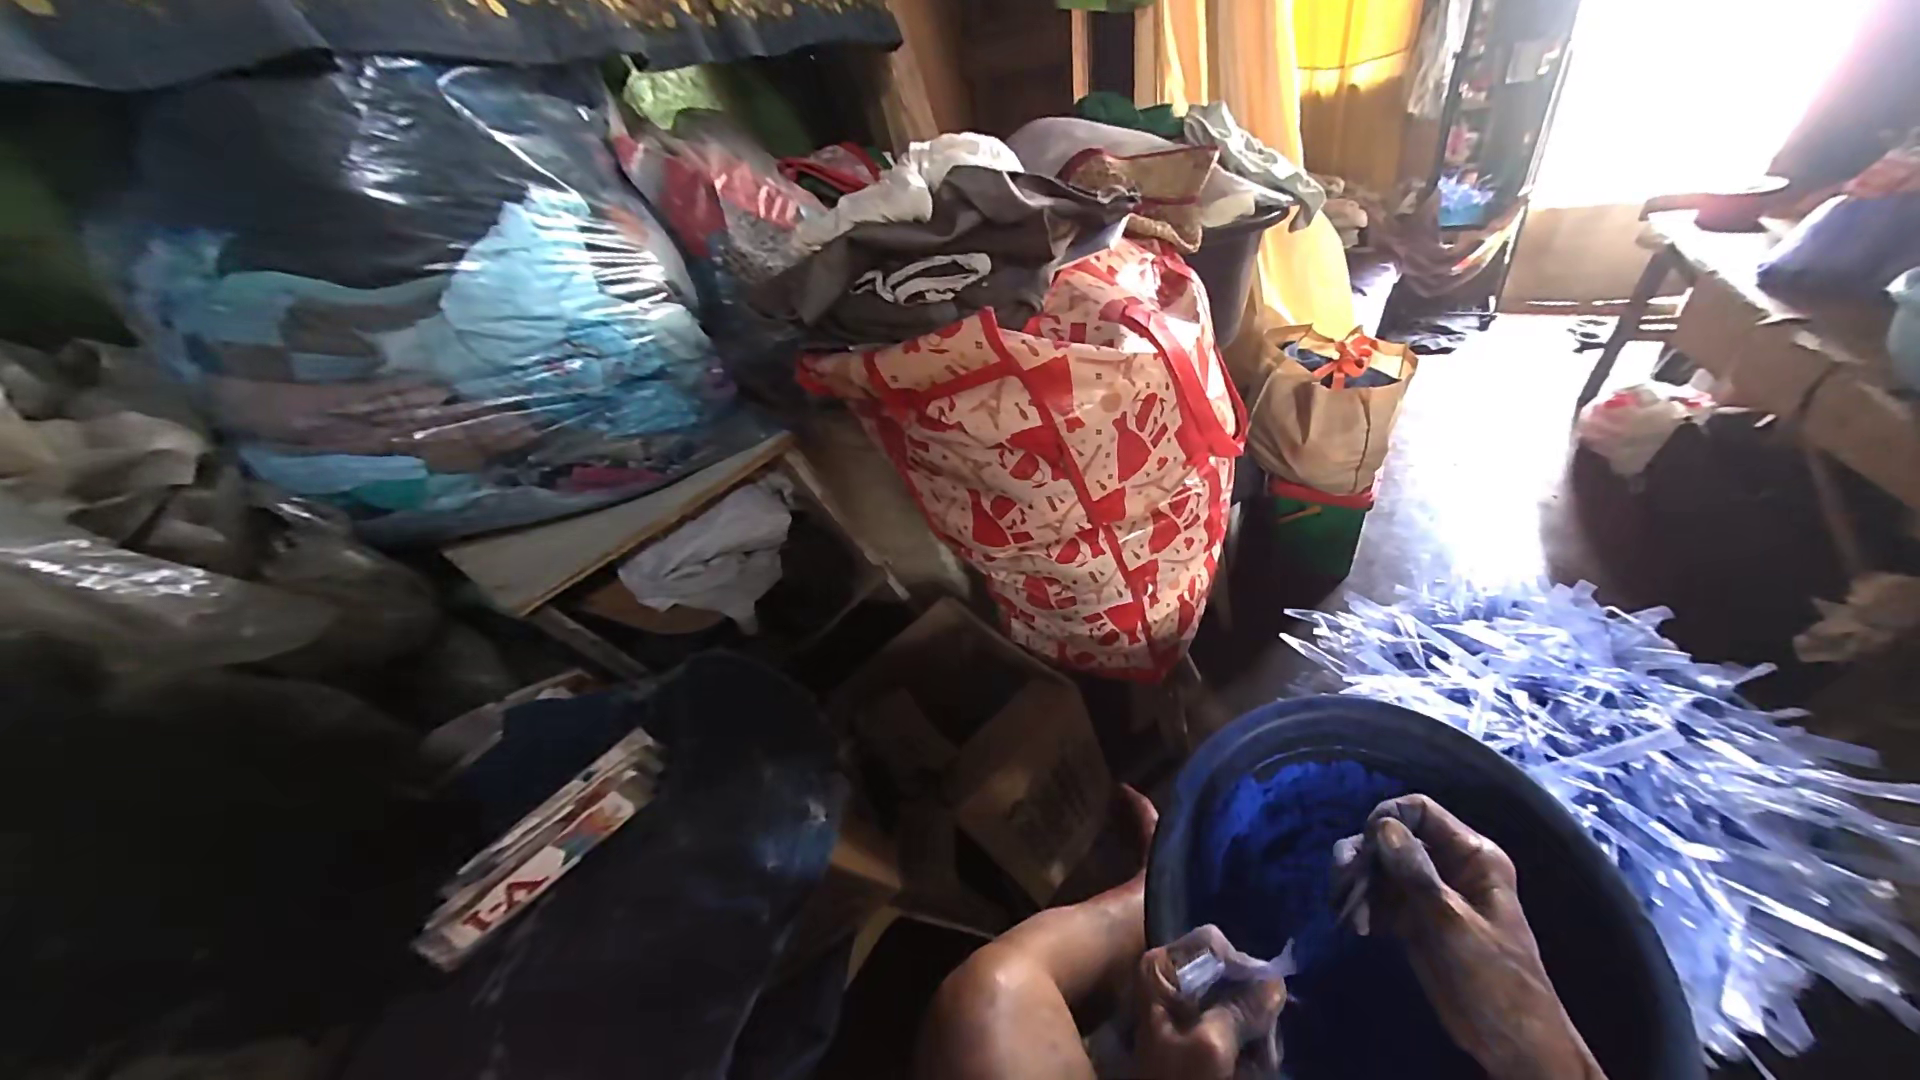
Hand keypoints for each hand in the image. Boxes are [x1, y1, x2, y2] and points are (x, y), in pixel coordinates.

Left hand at [1134, 925, 1285, 1079]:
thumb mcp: (1212, 1047)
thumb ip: (1241, 1011)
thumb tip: (1275, 981)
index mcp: (1162, 968)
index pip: (1212, 943)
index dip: (1243, 968)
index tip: (1266, 1004)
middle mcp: (1172, 976)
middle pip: (1229, 973)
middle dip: (1253, 1010)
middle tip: (1263, 1048)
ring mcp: (1184, 1002)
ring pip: (1238, 1002)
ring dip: (1256, 1034)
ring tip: (1257, 1066)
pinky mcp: (1199, 1028)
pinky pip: (1235, 1025)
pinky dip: (1248, 1047)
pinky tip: (1250, 1070)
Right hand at [1332, 795, 1604, 1079]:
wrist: (1511, 1046)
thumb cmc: (1496, 981)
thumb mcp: (1454, 924)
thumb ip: (1416, 873)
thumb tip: (1382, 825)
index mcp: (1471, 856)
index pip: (1418, 810)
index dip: (1387, 819)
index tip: (1368, 846)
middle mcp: (1445, 863)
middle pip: (1387, 835)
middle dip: (1361, 857)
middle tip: (1344, 885)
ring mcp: (1424, 888)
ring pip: (1373, 862)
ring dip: (1354, 882)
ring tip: (1347, 912)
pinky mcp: (1408, 912)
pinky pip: (1372, 891)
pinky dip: (1358, 904)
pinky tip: (1355, 926)